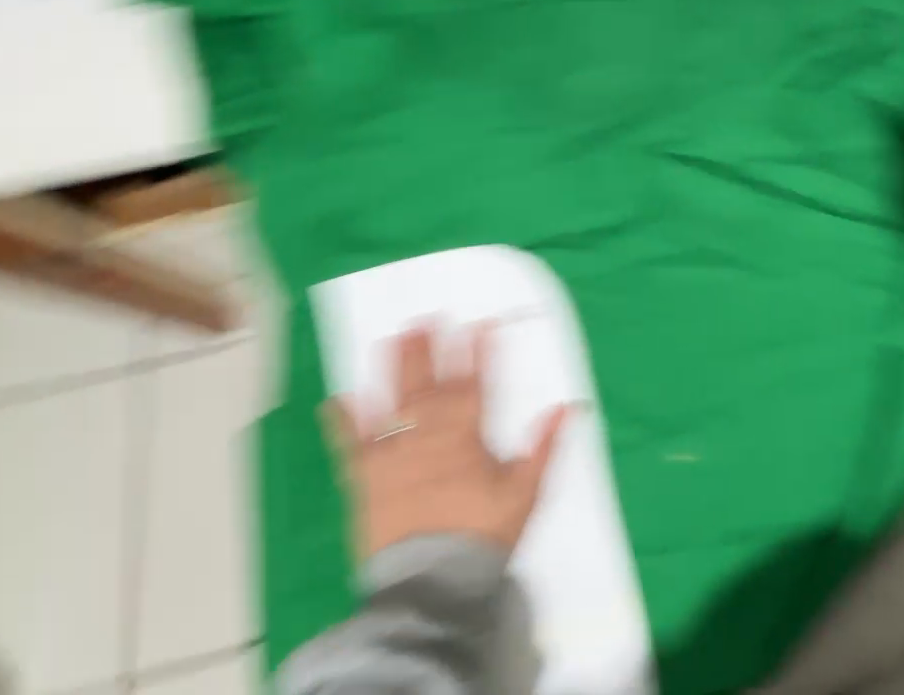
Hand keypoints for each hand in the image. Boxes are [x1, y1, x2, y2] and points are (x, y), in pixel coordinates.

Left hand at [326, 319, 572, 558]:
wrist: (431, 584)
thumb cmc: (481, 536)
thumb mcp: (525, 495)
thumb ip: (543, 448)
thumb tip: (568, 407)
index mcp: (466, 438)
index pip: (474, 385)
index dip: (477, 352)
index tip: (478, 324)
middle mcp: (427, 437)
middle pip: (429, 386)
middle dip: (430, 350)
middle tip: (426, 318)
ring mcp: (392, 457)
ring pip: (392, 405)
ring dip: (392, 371)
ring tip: (390, 340)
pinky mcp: (364, 481)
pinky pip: (350, 448)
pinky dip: (343, 424)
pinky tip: (336, 400)